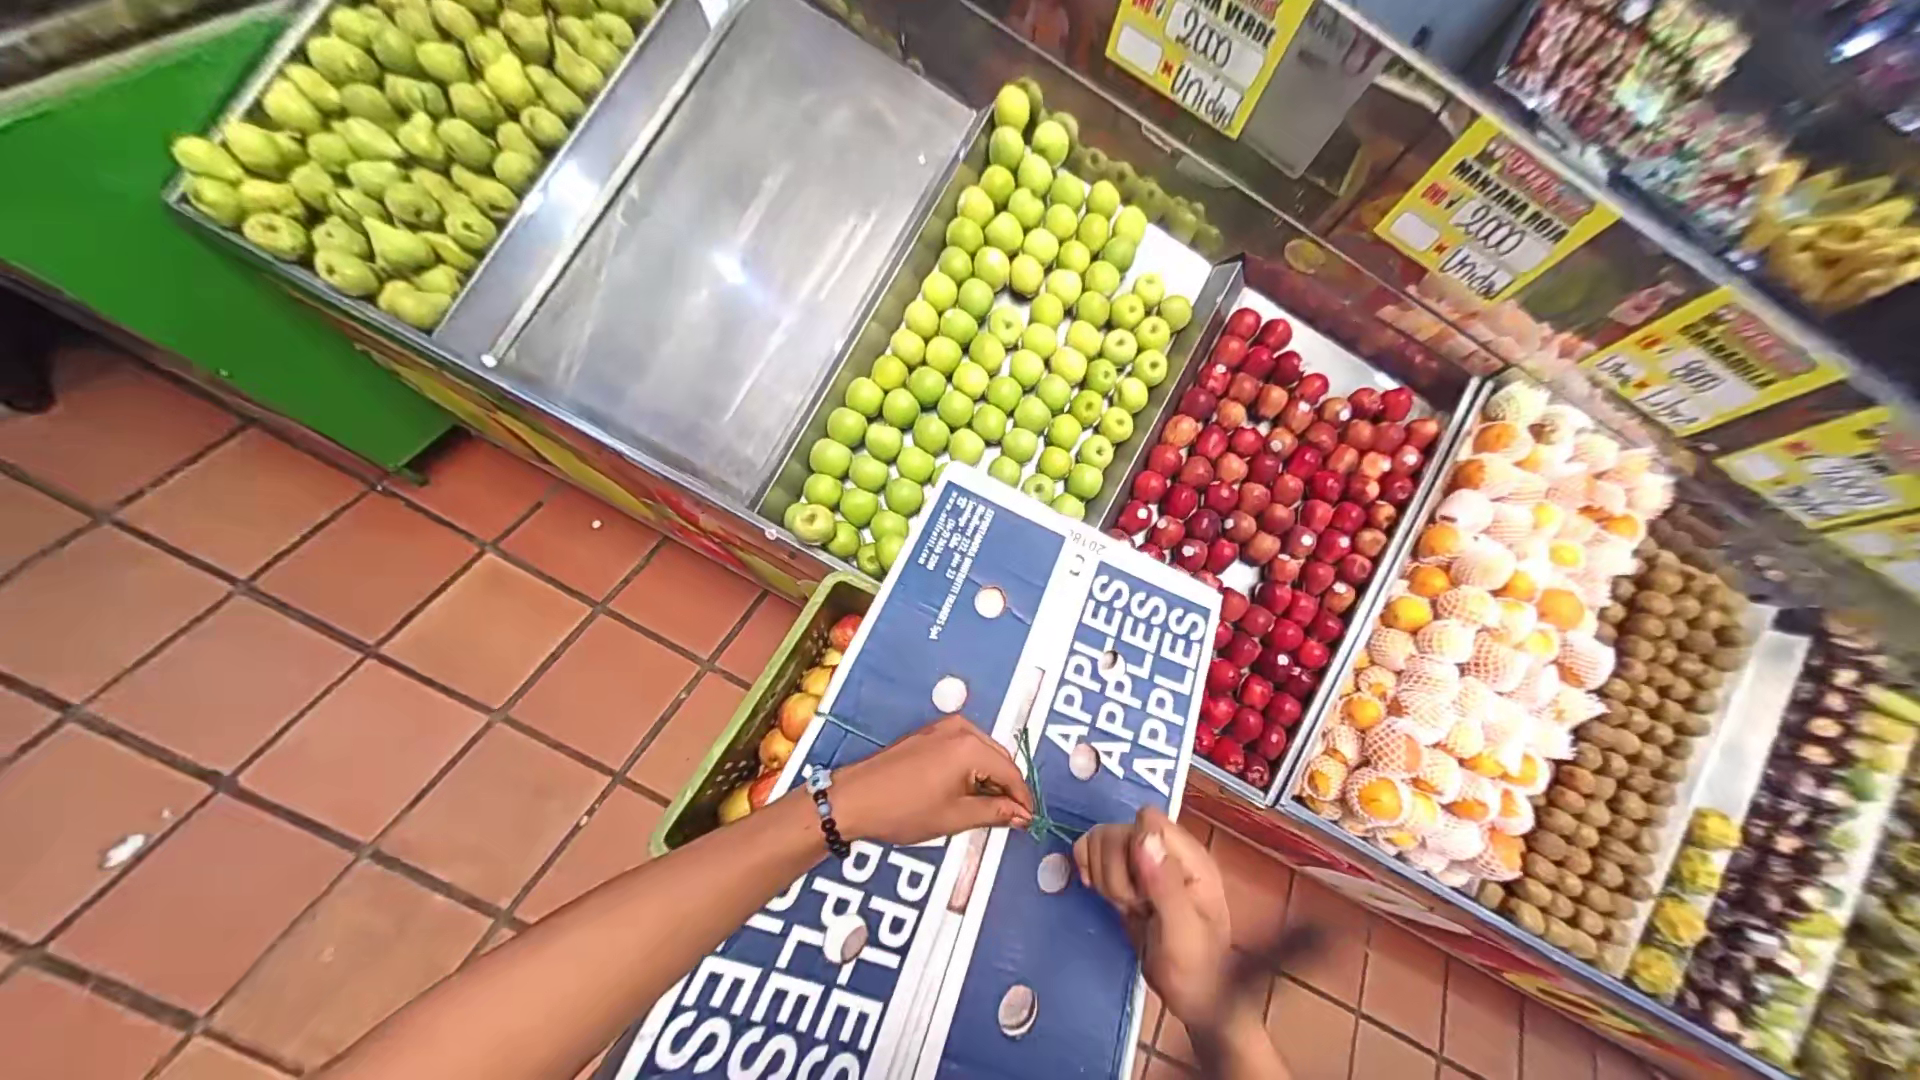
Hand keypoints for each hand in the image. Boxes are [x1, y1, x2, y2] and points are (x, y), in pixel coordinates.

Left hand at [830, 715, 1033, 845]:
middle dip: (1006, 787)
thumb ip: (995, 812)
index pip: (1010, 772)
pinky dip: (972, 767)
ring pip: (983, 752)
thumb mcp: (955, 817)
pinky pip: (964, 747)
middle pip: (999, 757)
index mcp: (970, 746)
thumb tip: (1021, 814)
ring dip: (989, 777)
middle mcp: (960, 729)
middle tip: (1010, 818)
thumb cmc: (904, 810)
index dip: (1022, 799)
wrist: (857, 798)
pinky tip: (966, 791)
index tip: (1027, 820)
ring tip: (986, 808)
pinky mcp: (930, 732)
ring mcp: (943, 727)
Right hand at [1074, 807, 1243, 1033]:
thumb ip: (1164, 884)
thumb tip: (1144, 836)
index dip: (1133, 849)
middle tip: (1134, 906)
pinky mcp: (1124, 871)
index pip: (1147, 820)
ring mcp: (1144, 859)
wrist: (1193, 999)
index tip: (1141, 891)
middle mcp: (1166, 849)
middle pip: (1118, 830)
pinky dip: (1089, 868)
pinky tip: (1100, 893)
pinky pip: (1092, 850)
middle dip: (1114, 871)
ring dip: (1102, 875)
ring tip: (1124, 905)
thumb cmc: (1196, 971)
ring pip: (1102, 839)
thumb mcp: (1183, 934)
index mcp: (1189, 857)